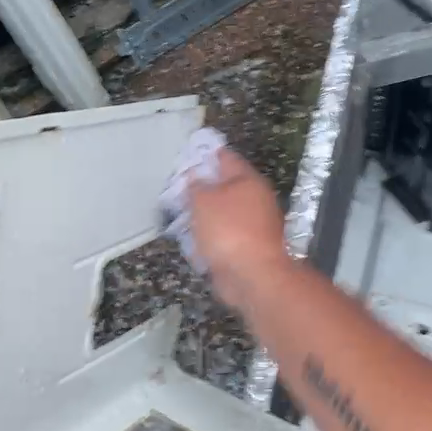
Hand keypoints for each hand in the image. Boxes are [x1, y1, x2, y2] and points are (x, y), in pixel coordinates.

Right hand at [184, 148, 292, 308]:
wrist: (253, 276)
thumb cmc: (227, 229)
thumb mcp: (202, 199)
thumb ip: (195, 184)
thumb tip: (195, 177)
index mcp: (248, 180)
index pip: (225, 157)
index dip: (204, 155)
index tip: (184, 156)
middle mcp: (255, 199)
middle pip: (224, 186)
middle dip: (201, 187)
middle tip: (176, 188)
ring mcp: (254, 224)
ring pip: (222, 211)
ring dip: (203, 213)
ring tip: (179, 214)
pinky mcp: (248, 246)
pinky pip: (224, 233)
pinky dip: (210, 234)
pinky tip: (192, 237)